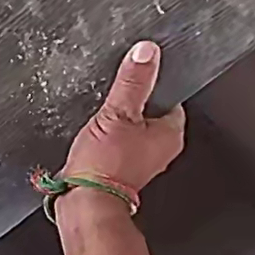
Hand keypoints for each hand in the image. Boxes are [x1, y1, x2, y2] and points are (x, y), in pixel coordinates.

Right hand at [61, 40, 185, 198]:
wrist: (84, 202)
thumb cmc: (104, 166)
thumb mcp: (117, 114)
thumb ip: (132, 82)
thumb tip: (146, 53)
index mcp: (170, 134)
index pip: (168, 98)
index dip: (150, 88)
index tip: (135, 82)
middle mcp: (161, 150)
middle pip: (147, 116)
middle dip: (129, 109)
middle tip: (111, 106)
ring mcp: (139, 164)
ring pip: (130, 133)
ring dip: (115, 128)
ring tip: (98, 126)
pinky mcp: (117, 173)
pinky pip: (114, 149)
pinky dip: (104, 144)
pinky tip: (91, 143)